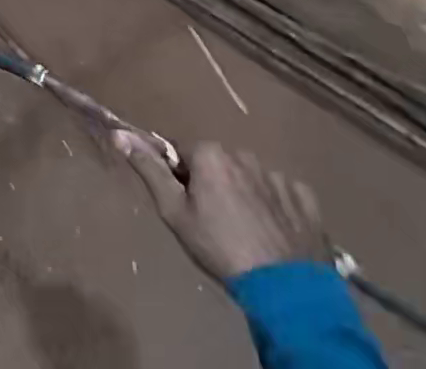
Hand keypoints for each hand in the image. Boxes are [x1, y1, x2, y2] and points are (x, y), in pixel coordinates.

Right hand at [116, 134, 328, 281]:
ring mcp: (279, 177)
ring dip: (242, 192)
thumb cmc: (219, 246)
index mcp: (209, 154)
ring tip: (244, 229)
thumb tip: (119, 134)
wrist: (287, 290)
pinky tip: (272, 229)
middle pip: (215, 163)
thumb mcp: (173, 210)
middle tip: (211, 218)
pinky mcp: (306, 200)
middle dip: (210, 182)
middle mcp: (244, 156)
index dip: (178, 177)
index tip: (184, 203)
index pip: (180, 152)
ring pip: (248, 177)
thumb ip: (148, 168)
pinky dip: (274, 205)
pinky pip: (281, 193)